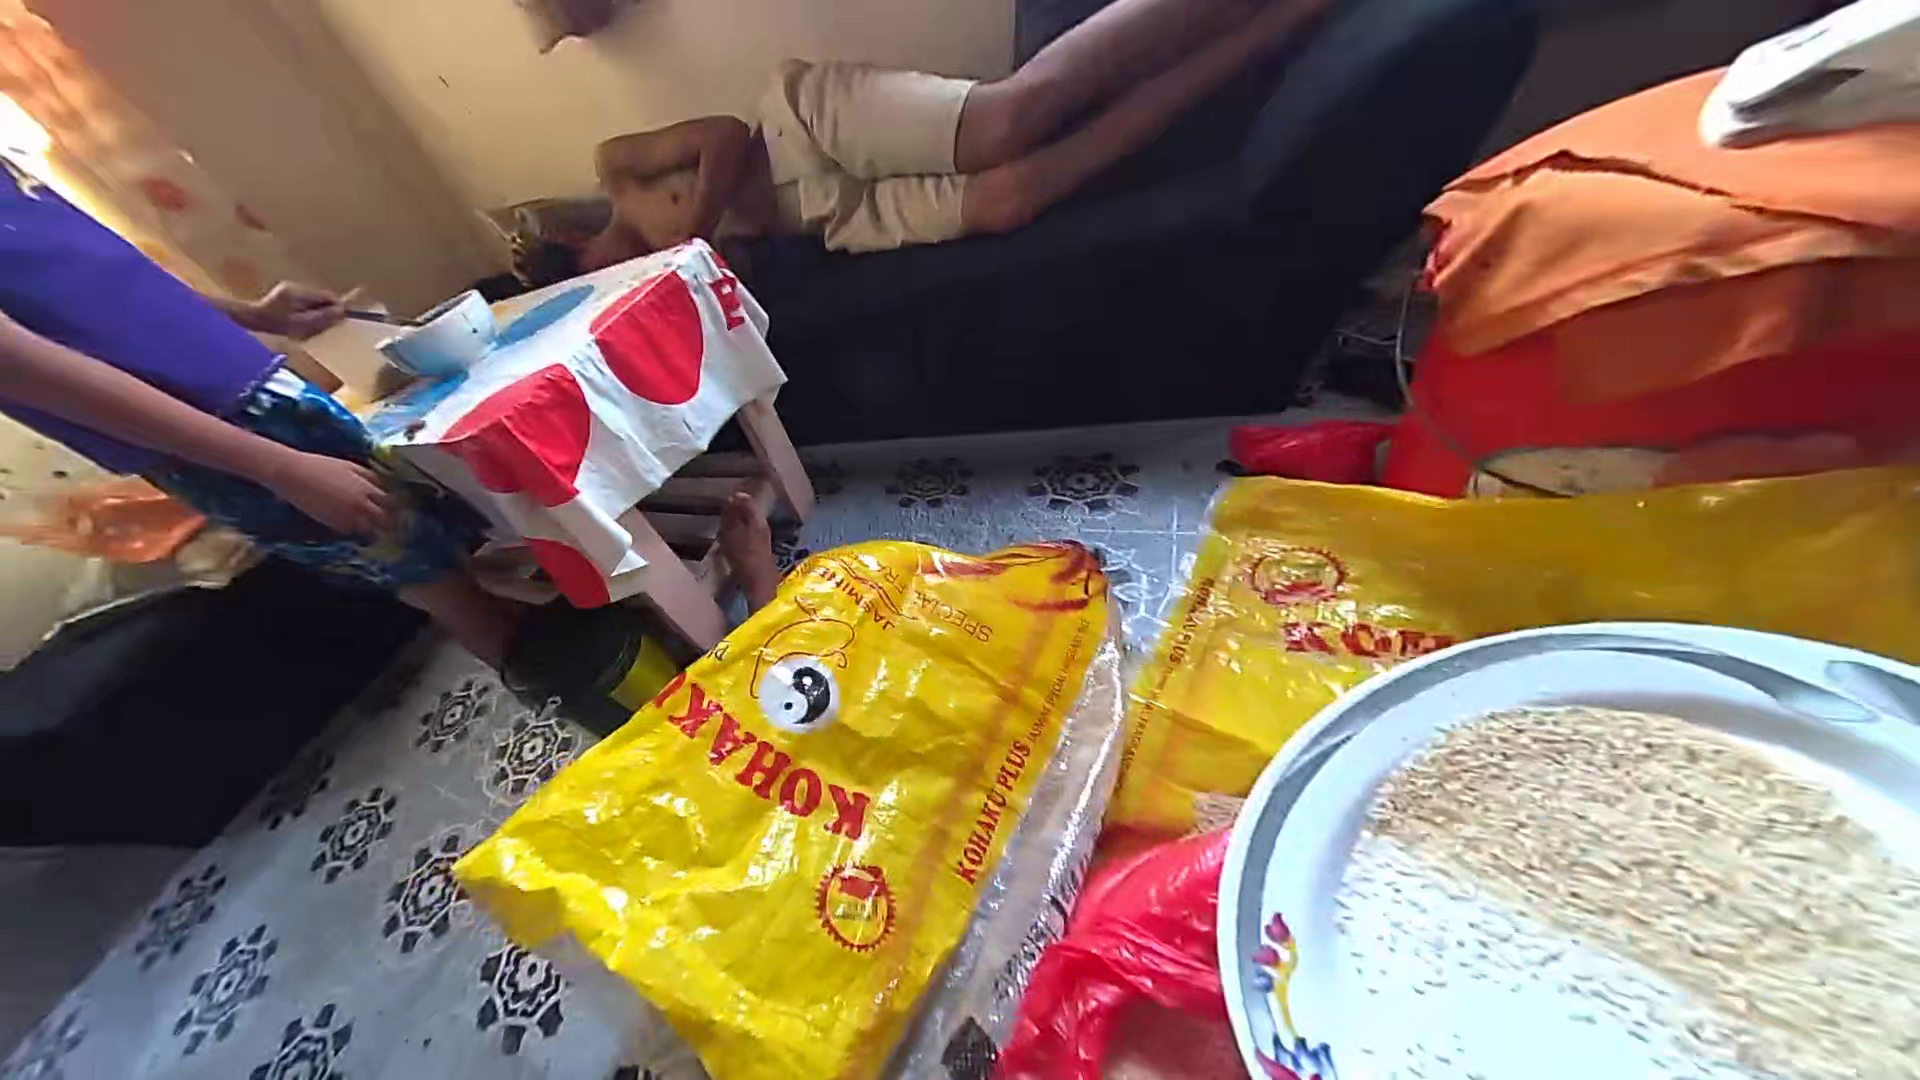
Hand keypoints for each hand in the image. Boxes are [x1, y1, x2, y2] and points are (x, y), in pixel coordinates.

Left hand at [247, 282, 345, 338]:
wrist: (250, 318)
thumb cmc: (276, 323)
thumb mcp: (303, 322)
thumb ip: (323, 316)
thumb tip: (342, 310)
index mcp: (299, 293)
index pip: (329, 296)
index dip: (338, 307)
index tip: (340, 319)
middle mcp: (295, 286)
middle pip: (324, 297)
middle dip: (327, 309)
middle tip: (324, 323)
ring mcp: (290, 288)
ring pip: (316, 299)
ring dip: (318, 310)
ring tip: (310, 322)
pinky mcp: (288, 292)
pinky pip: (308, 300)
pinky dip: (310, 309)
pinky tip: (302, 317)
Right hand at [261, 450, 395, 535]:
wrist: (289, 472)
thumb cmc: (322, 466)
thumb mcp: (354, 468)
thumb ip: (374, 479)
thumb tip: (390, 487)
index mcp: (370, 490)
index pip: (395, 504)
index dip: (400, 508)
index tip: (403, 510)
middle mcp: (362, 505)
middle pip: (386, 519)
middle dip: (392, 521)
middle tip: (396, 523)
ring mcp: (347, 515)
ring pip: (371, 529)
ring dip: (376, 529)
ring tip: (379, 527)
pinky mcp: (332, 523)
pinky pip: (352, 531)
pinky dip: (358, 531)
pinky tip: (359, 528)